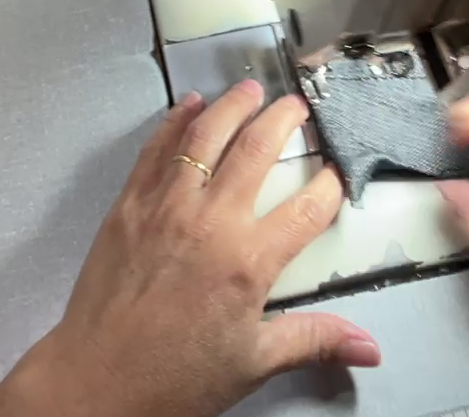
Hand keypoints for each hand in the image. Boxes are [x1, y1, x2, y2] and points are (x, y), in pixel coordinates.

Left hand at [0, 81, 379, 416]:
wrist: (99, 378)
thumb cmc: (177, 375)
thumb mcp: (253, 362)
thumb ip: (312, 340)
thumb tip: (369, 348)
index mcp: (248, 262)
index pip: (306, 210)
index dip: (328, 186)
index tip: (335, 172)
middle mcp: (211, 220)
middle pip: (256, 151)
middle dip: (282, 120)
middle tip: (295, 106)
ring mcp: (167, 203)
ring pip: (205, 136)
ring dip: (231, 105)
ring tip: (250, 88)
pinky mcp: (131, 200)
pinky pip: (157, 148)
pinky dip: (175, 120)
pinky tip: (189, 104)